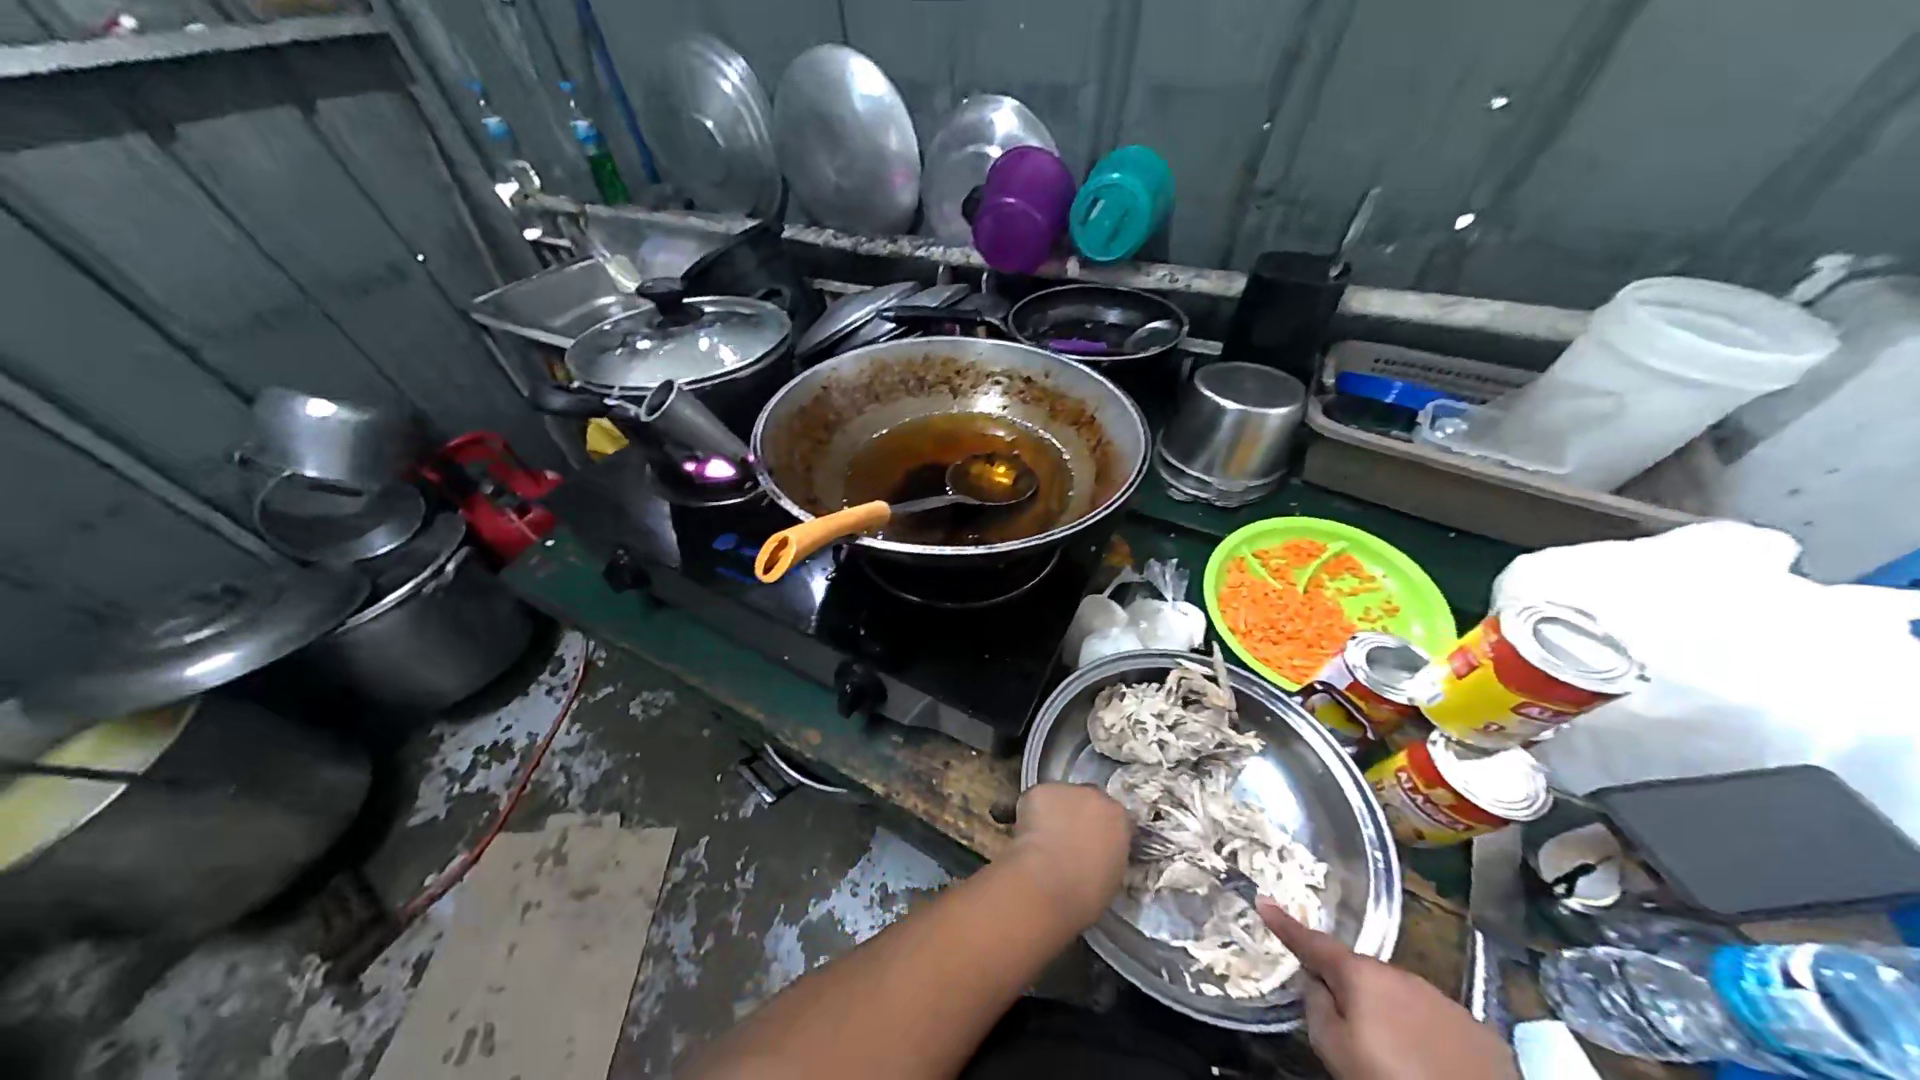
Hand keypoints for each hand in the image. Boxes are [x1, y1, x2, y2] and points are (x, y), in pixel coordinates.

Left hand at [1003, 783, 1130, 927]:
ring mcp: (1065, 790)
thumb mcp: (1111, 874)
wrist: (1051, 881)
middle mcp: (1095, 795)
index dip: (1096, 829)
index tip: (1087, 844)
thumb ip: (1106, 853)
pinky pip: (1035, 800)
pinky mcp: (1038, 791)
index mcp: (1118, 816)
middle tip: (1063, 839)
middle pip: (1084, 800)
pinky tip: (1027, 835)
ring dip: (1052, 813)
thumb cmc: (1087, 891)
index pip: (1110, 816)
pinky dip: (1030, 814)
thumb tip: (1093, 852)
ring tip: (1041, 839)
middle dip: (1075, 815)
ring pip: (1058, 798)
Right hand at [1258, 900, 1518, 1079]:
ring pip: (1399, 997)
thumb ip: (1315, 1008)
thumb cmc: (1390, 1079)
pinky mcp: (1478, 1030)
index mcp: (1360, 975)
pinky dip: (1424, 1034)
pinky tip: (1430, 1064)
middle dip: (1348, 990)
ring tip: (1393, 1055)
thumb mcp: (1334, 1050)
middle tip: (1345, 1028)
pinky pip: (1436, 1021)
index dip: (1284, 924)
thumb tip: (1316, 983)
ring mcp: (1444, 999)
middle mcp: (1401, 974)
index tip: (1263, 901)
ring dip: (1387, 1013)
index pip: (1313, 943)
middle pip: (1360, 974)